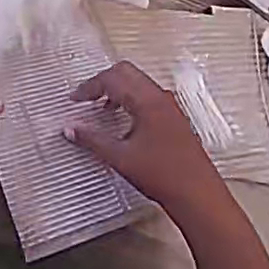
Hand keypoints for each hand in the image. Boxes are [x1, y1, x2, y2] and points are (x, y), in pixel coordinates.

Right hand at [66, 62, 225, 211]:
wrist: (198, 195)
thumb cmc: (163, 176)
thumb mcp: (119, 157)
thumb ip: (91, 139)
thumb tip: (70, 129)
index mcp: (147, 102)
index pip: (112, 79)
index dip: (89, 87)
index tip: (75, 99)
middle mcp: (160, 98)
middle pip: (126, 72)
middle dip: (102, 81)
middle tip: (86, 96)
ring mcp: (170, 107)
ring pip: (138, 82)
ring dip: (117, 89)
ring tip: (100, 107)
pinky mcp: (175, 118)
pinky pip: (148, 95)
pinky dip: (130, 98)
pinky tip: (123, 118)